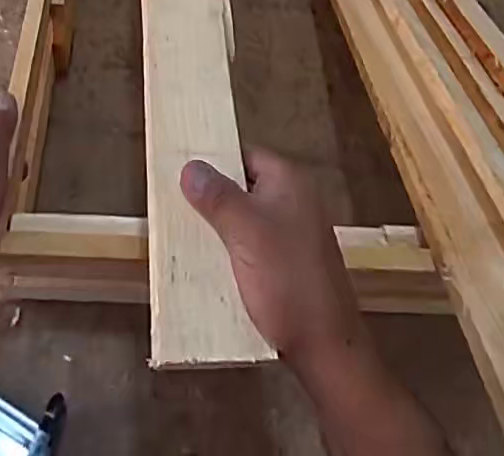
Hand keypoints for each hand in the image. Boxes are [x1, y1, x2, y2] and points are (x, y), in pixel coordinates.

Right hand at [180, 147, 366, 368]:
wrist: (326, 350)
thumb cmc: (287, 279)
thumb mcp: (245, 232)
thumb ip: (217, 196)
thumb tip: (190, 166)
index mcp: (290, 182)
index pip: (245, 154)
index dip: (214, 161)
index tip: (181, 172)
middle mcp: (295, 201)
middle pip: (244, 186)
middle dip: (213, 196)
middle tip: (177, 205)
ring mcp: (295, 233)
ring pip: (247, 218)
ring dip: (220, 226)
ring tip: (186, 234)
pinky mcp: (290, 263)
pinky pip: (254, 244)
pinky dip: (233, 249)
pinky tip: (210, 264)